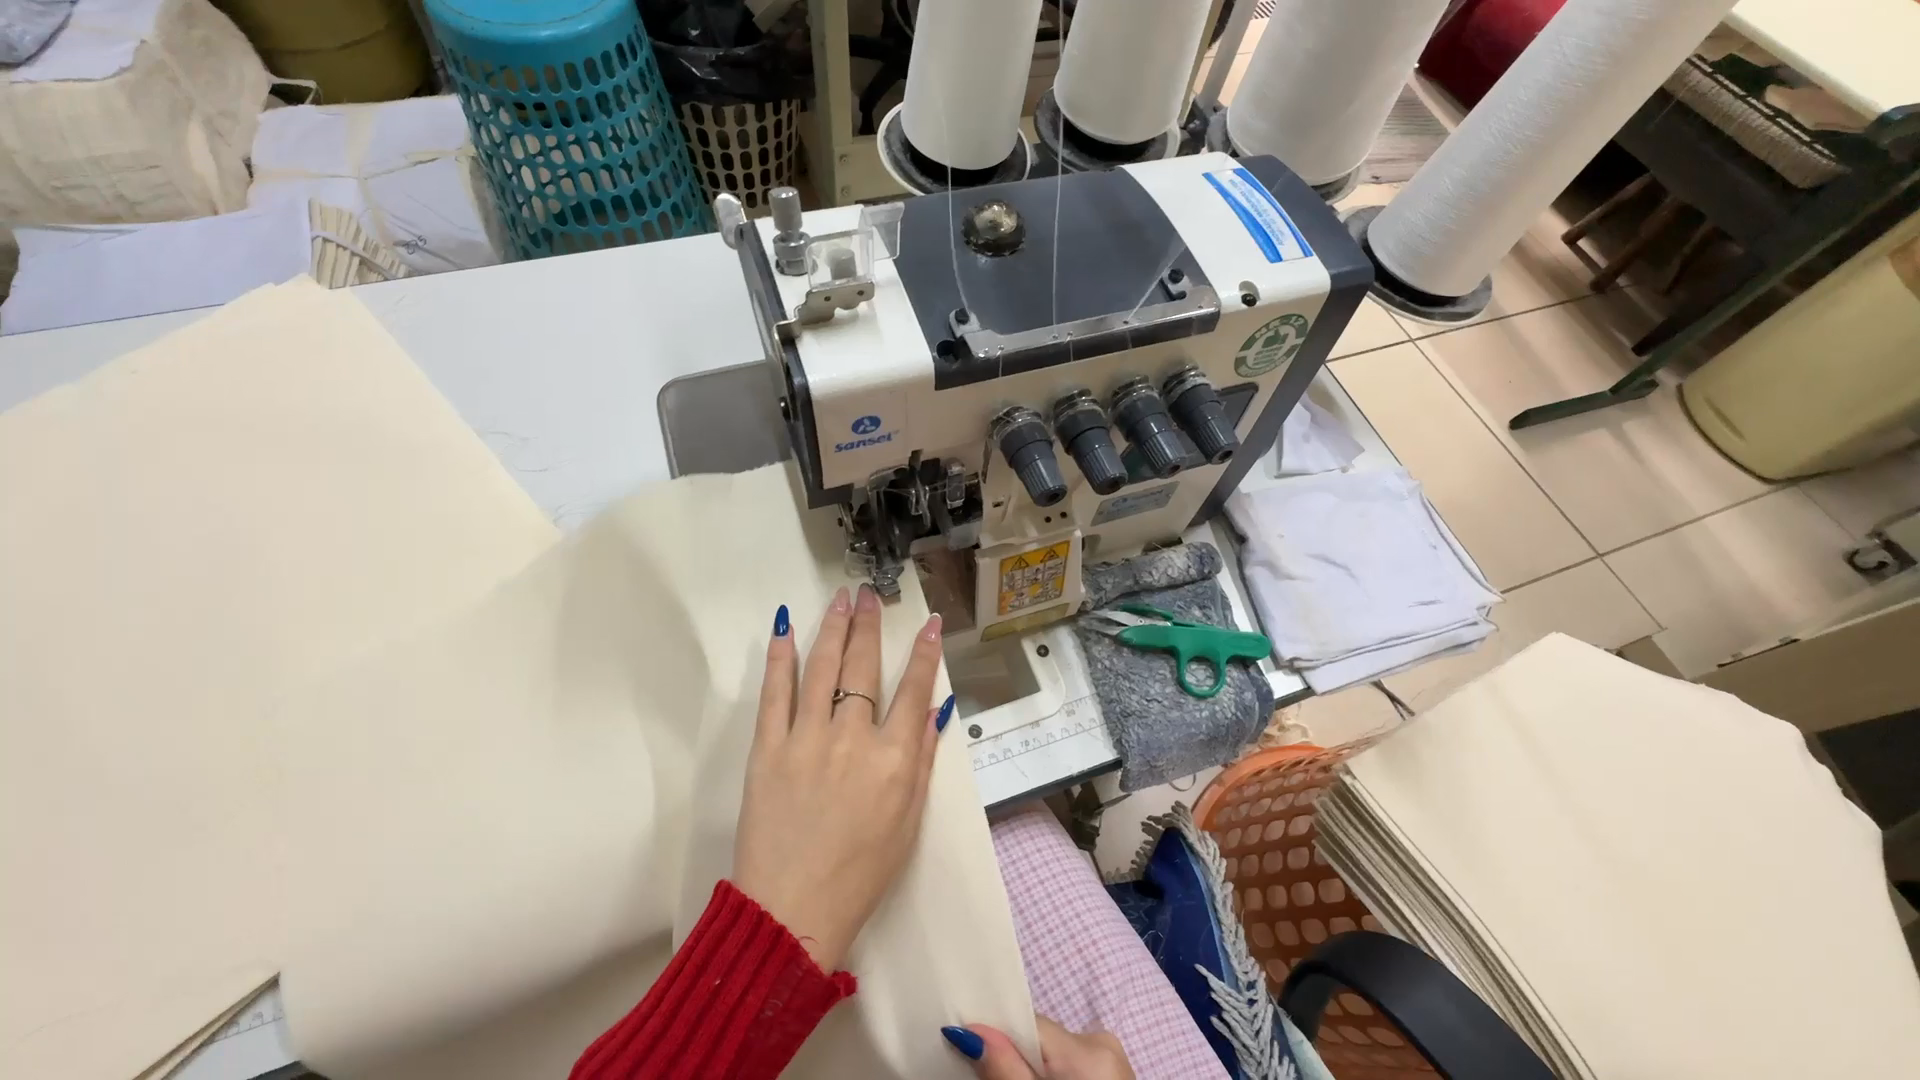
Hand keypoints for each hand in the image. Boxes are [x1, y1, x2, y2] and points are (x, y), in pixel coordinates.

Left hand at [732, 584, 954, 971]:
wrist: (793, 908)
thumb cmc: (862, 873)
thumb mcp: (909, 822)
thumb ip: (922, 761)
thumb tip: (936, 709)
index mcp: (894, 759)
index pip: (914, 691)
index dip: (924, 653)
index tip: (928, 622)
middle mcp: (854, 738)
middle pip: (864, 668)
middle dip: (869, 626)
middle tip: (869, 594)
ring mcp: (807, 739)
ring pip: (822, 670)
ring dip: (832, 630)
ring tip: (839, 599)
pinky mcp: (768, 749)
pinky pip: (775, 694)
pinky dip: (780, 660)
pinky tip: (785, 631)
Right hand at [941, 1015, 1134, 1079]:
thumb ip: (1004, 1071)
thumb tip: (968, 1032)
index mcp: (1087, 1050)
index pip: (1026, 1022)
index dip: (996, 1037)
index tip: (968, 1052)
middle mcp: (1104, 1044)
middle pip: (1039, 1039)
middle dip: (1015, 1059)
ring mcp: (1115, 1061)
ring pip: (1055, 1054)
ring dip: (1034, 1071)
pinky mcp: (1115, 1075)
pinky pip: (1073, 1066)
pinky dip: (1054, 1078)